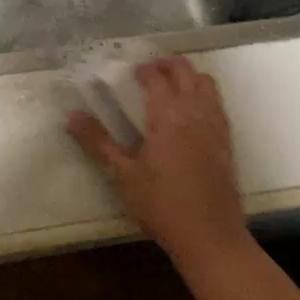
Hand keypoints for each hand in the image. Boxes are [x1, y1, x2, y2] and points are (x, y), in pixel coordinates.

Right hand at [67, 57, 248, 258]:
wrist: (209, 235)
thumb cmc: (161, 204)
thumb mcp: (123, 175)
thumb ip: (98, 142)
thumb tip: (72, 115)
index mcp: (167, 116)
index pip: (155, 77)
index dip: (142, 69)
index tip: (129, 71)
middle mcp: (194, 111)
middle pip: (185, 71)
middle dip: (167, 64)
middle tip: (149, 71)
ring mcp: (215, 125)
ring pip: (206, 83)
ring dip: (188, 76)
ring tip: (171, 86)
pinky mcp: (227, 141)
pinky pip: (217, 103)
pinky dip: (203, 95)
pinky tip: (192, 113)